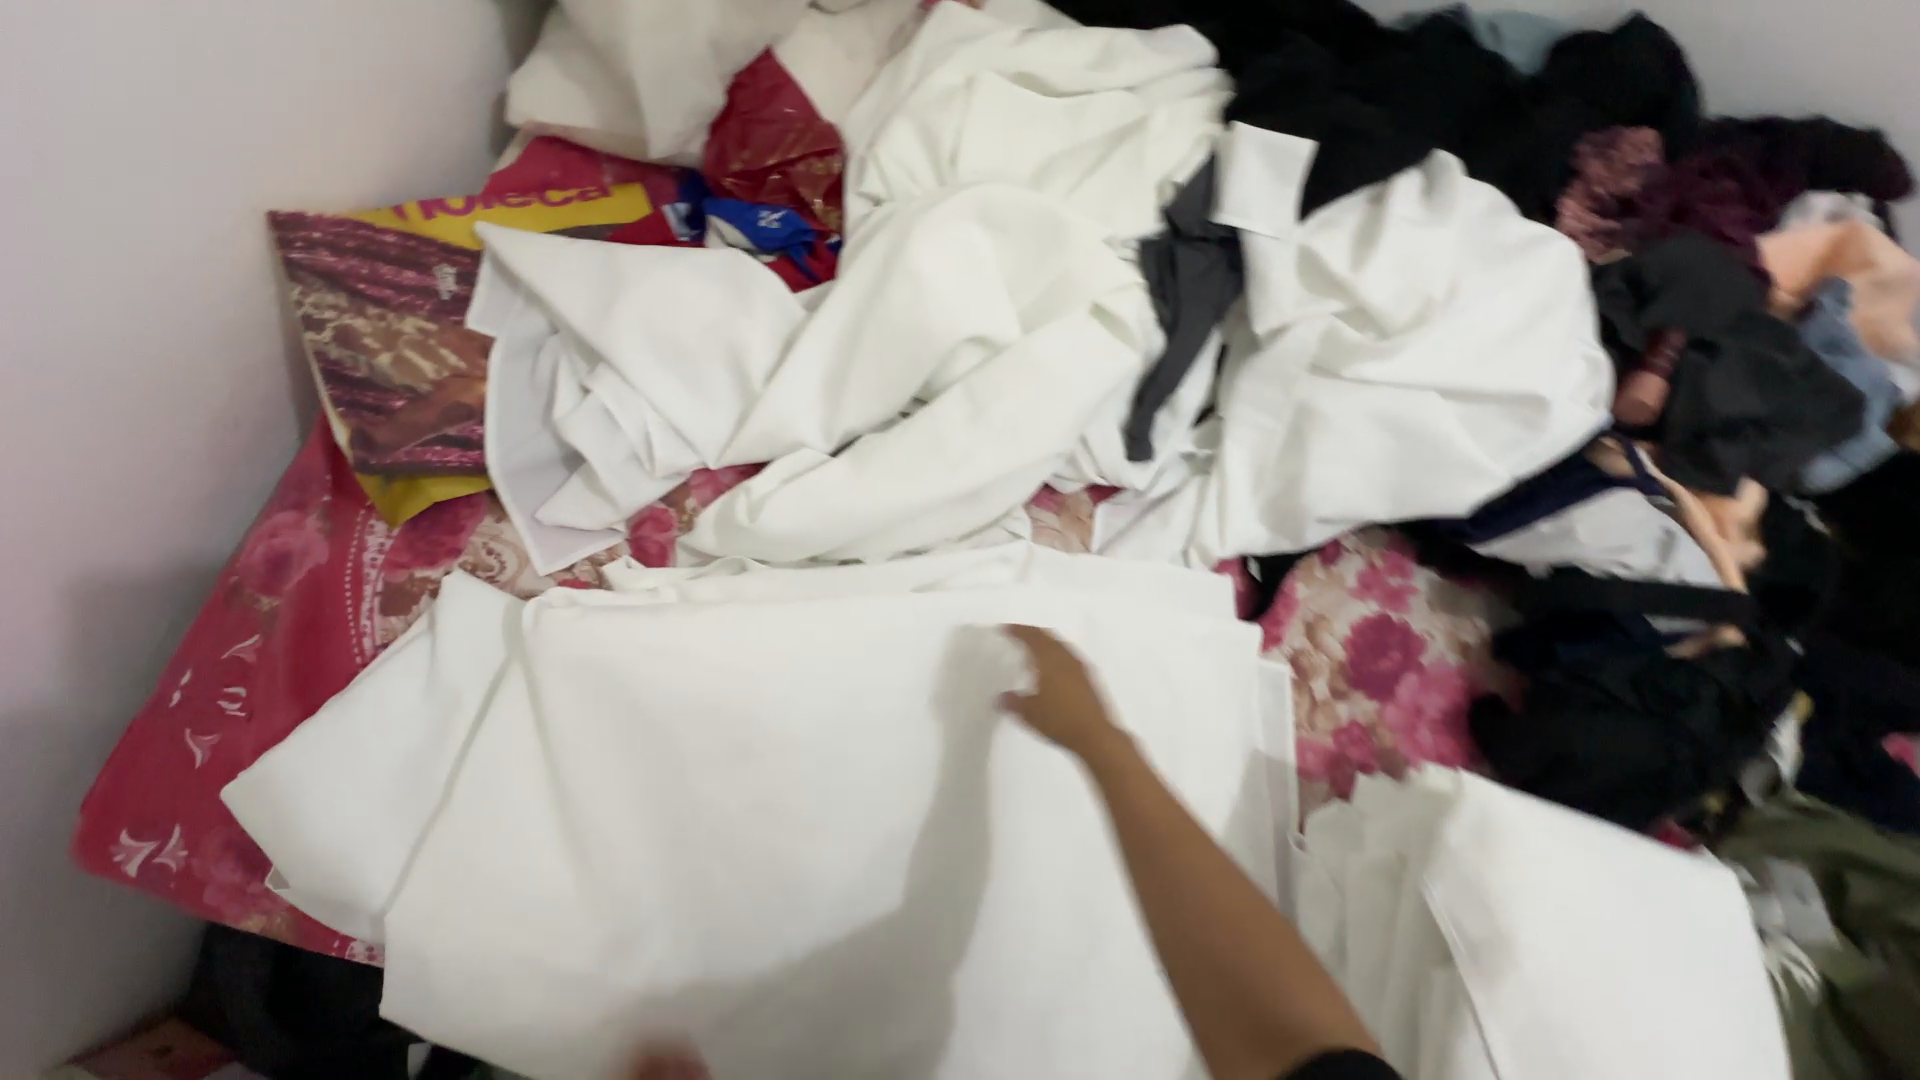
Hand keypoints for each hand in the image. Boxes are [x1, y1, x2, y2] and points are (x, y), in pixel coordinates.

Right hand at [1000, 625, 1123, 759]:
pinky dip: (1057, 656)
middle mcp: (1066, 658)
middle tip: (1018, 636)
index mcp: (1050, 659)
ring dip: (1046, 644)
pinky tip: (1052, 672)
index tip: (1005, 629)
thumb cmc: (1059, 720)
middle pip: (1048, 637)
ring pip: (1061, 646)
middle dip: (1032, 634)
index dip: (1017, 630)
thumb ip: (1013, 702)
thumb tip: (1000, 698)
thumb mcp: (1028, 713)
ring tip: (1034, 654)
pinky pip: (1069, 658)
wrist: (1096, 736)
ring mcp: (1081, 668)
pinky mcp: (1090, 680)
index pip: (1032, 637)